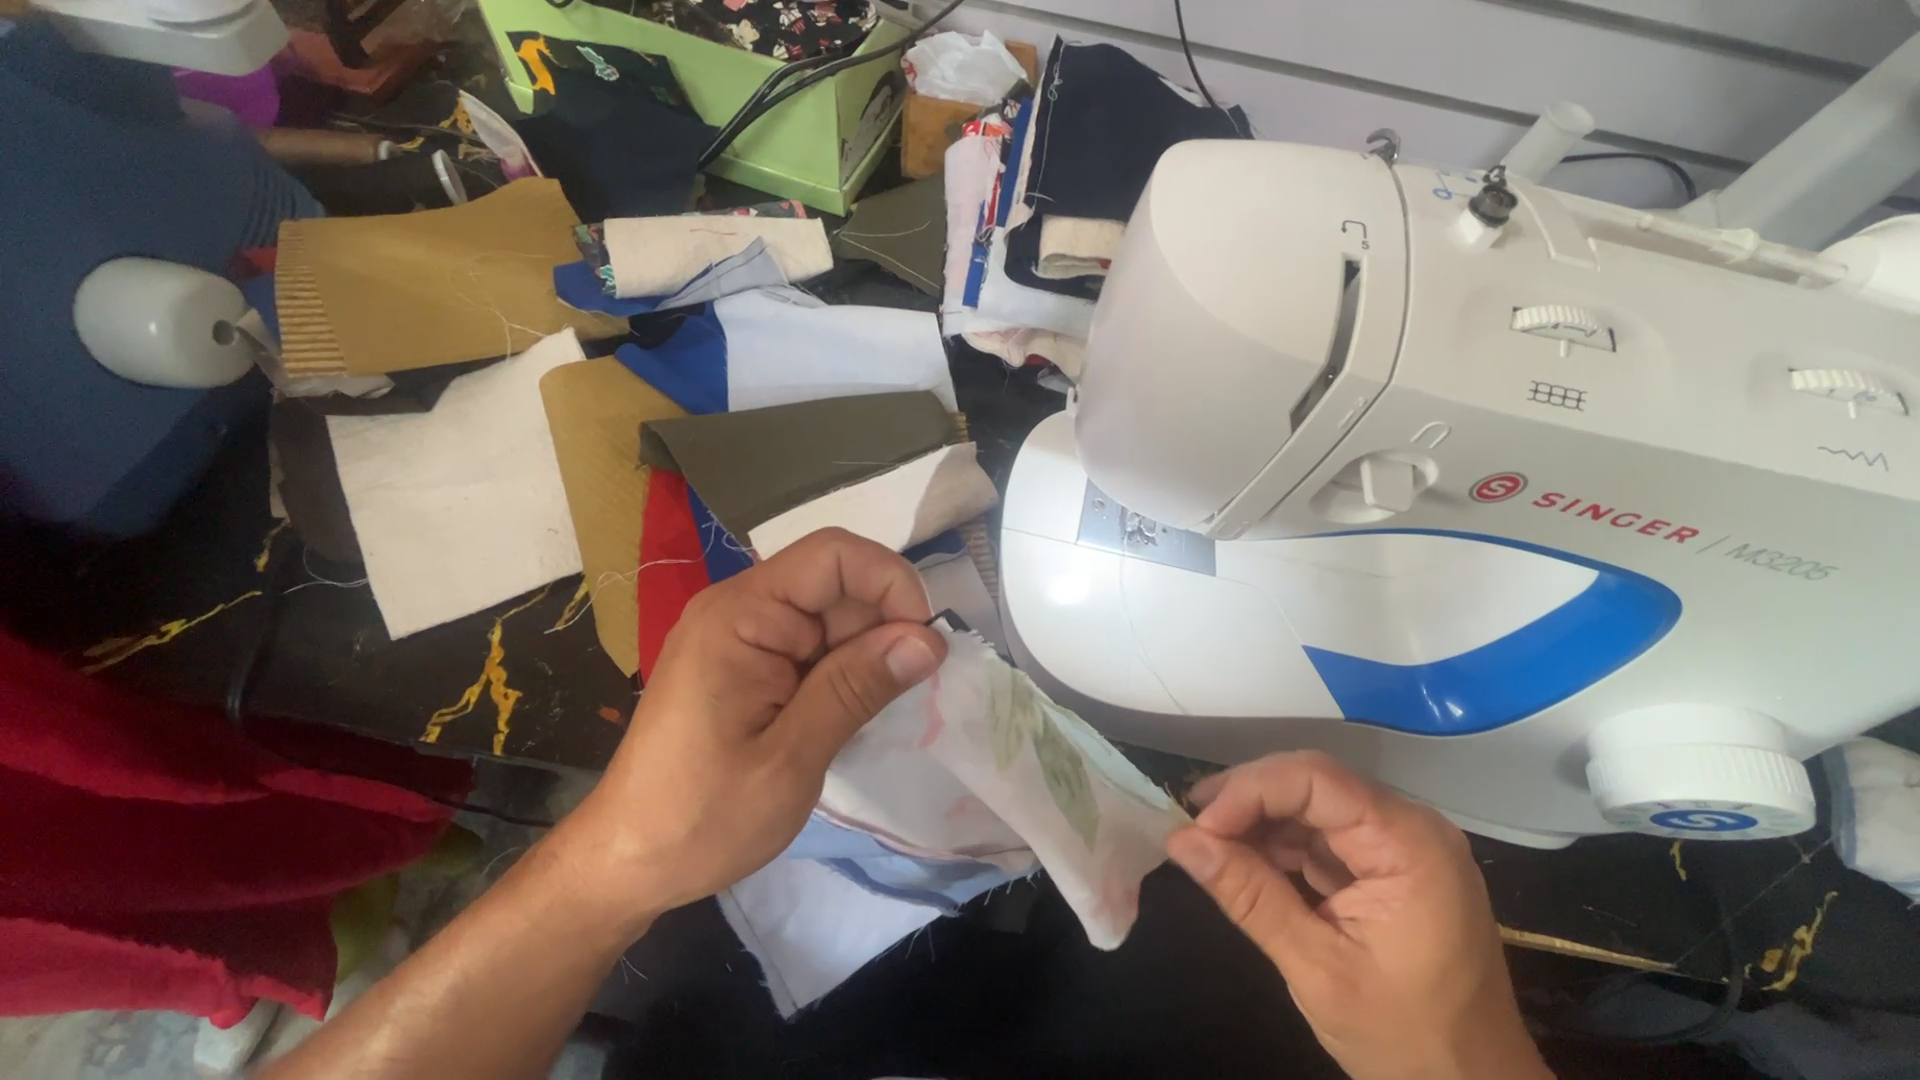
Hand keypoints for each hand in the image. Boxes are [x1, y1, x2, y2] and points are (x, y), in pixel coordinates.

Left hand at [549, 528, 946, 934]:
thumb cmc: (701, 817)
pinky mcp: (748, 664)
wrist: (630, 862)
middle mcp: (740, 609)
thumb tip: (929, 639)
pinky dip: (843, 673)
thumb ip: (856, 688)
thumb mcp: (790, 758)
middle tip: (900, 696)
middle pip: (837, 585)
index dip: (890, 583)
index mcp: (740, 615)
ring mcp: (742, 636)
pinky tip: (845, 717)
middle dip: (882, 628)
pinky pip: (813, 646)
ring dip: (866, 656)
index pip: (834, 556)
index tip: (923, 646)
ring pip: (832, 617)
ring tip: (871, 716)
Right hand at [1166, 752, 1549, 1079]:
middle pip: (1313, 782)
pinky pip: (1325, 833)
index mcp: (1410, 845)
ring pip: (1313, 803)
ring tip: (1210, 848)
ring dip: (1259, 820)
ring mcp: (1403, 844)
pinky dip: (1281, 844)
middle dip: (1247, 799)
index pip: (1315, 780)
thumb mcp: (1317, 970)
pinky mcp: (1390, 865)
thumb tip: (1180, 840)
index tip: (1198, 827)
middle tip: (1192, 830)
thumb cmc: (1406, 1041)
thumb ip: (1250, 897)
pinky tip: (1246, 863)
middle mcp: (1412, 827)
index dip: (1248, 790)